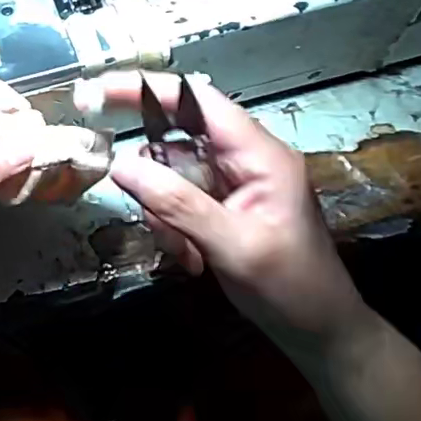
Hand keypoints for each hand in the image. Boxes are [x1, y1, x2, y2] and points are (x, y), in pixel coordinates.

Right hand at [97, 74, 375, 366]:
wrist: (321, 331)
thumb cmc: (293, 289)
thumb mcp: (235, 247)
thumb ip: (178, 204)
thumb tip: (122, 165)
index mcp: (259, 153)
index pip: (197, 100)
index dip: (147, 89)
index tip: (99, 92)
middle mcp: (243, 157)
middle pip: (177, 136)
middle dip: (152, 173)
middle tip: (136, 200)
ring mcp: (232, 180)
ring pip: (172, 171)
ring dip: (162, 209)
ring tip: (182, 250)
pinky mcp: (223, 203)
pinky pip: (179, 197)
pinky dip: (171, 223)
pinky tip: (189, 256)